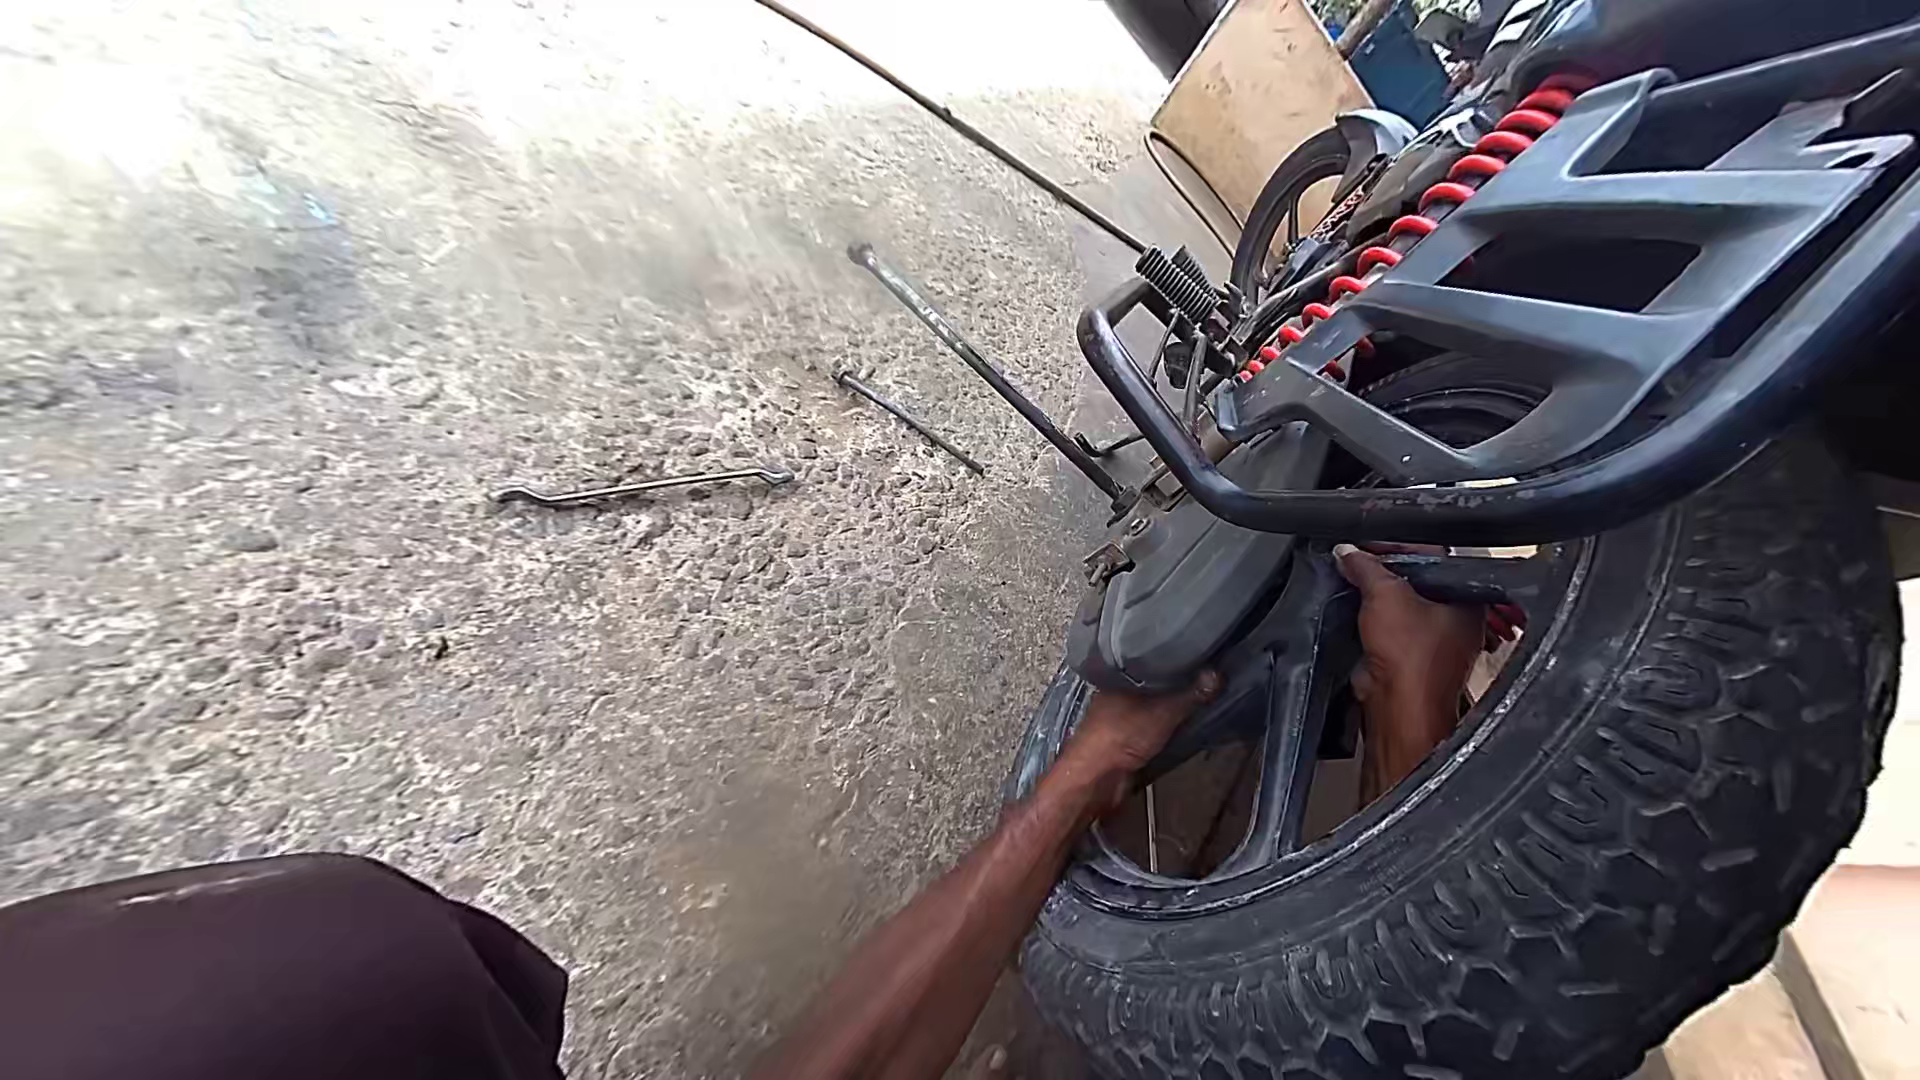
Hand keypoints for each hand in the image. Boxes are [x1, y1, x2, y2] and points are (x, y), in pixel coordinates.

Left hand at [1056, 672, 1220, 811]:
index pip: (1149, 659)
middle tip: (1206, 679)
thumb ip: (1189, 695)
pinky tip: (1182, 725)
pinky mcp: (1126, 737)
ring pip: (1154, 705)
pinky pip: (1153, 724)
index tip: (1199, 657)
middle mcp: (1117, 692)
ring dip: (1172, 707)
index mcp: (1118, 676)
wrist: (1098, 775)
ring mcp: (1121, 715)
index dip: (1172, 657)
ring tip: (1200, 699)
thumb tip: (1215, 675)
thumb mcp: (1162, 712)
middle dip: (1176, 684)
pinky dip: (1167, 725)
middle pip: (1153, 683)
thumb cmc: (1121, 734)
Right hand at [1334, 544, 1484, 796]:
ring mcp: (1428, 634)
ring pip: (1395, 599)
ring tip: (1345, 579)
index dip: (1395, 546)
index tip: (1364, 543)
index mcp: (1464, 598)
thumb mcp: (1386, 595)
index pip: (1430, 556)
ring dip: (1369, 590)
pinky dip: (1365, 612)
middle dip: (1378, 568)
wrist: (1397, 701)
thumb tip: (1347, 550)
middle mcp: (1452, 615)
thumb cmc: (1410, 654)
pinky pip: (1382, 620)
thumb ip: (1366, 567)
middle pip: (1410, 577)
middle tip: (1351, 559)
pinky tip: (1348, 605)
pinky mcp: (1403, 650)